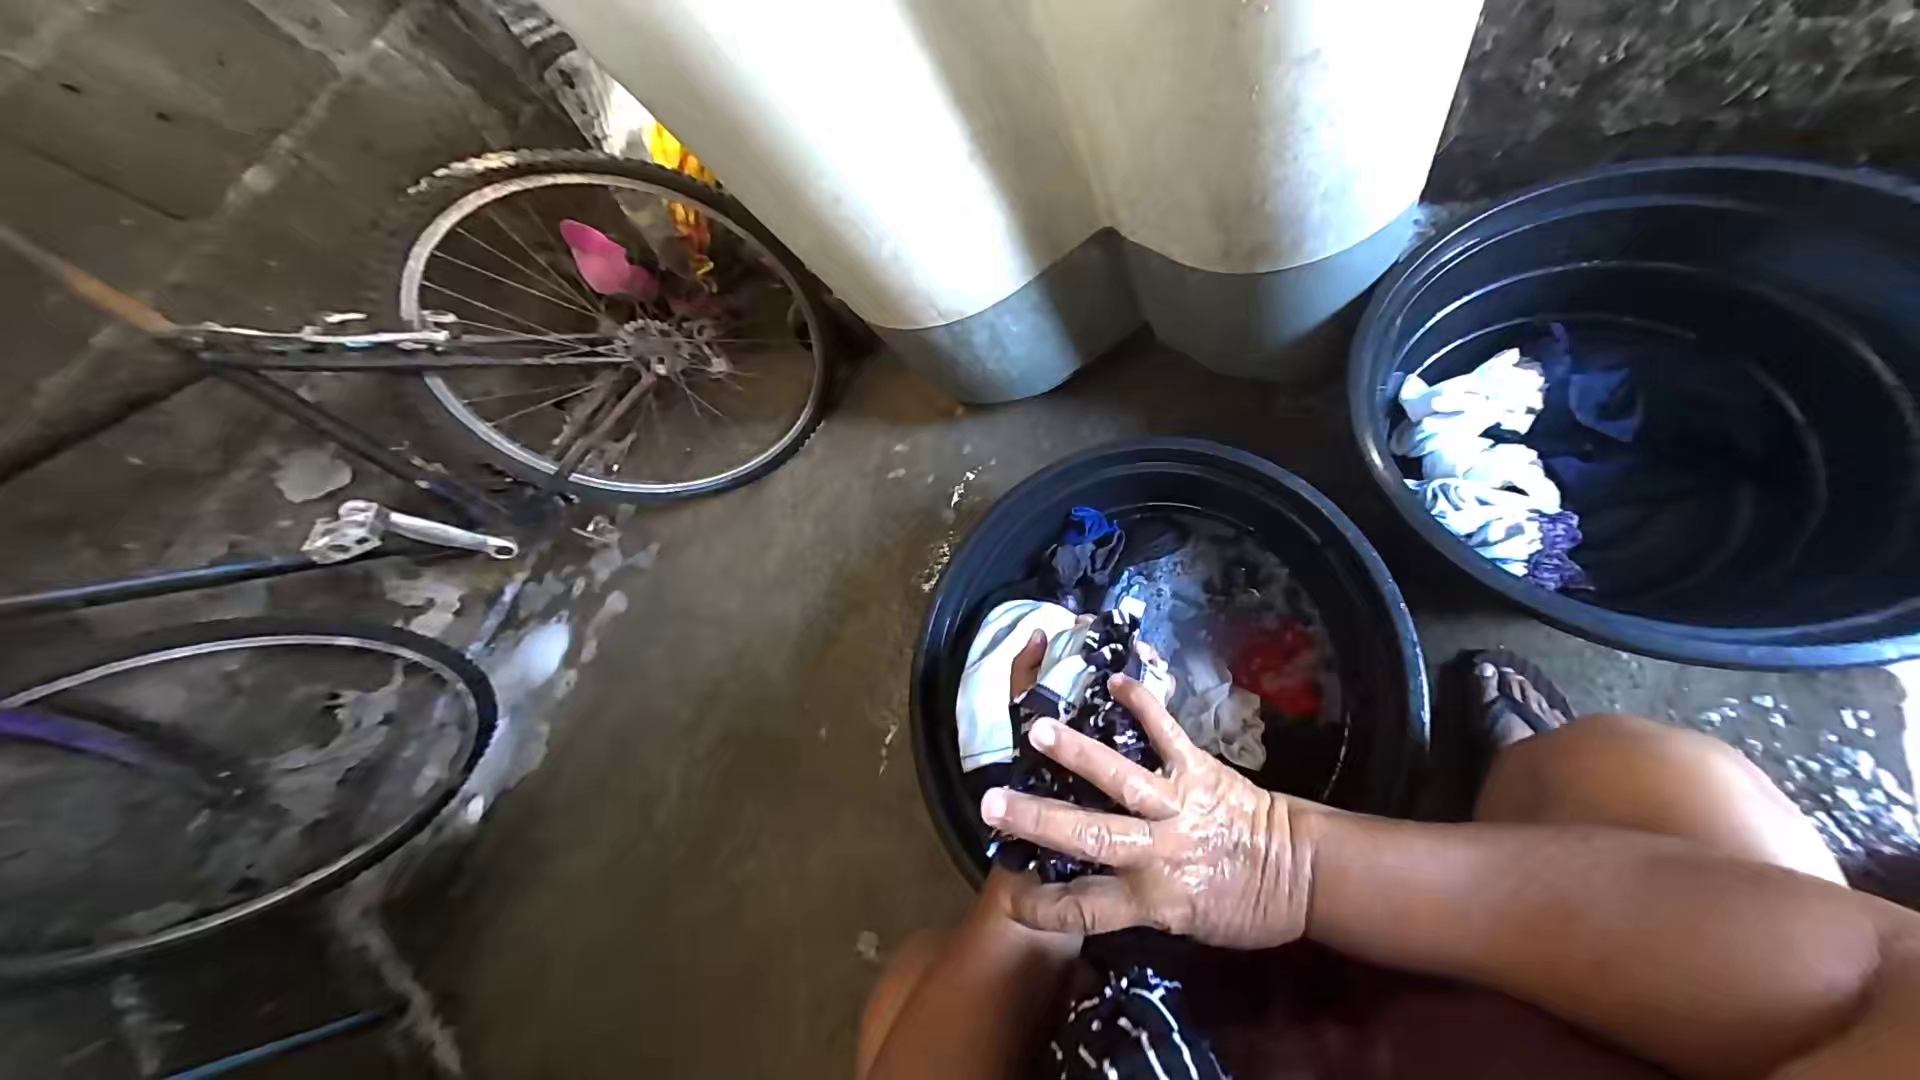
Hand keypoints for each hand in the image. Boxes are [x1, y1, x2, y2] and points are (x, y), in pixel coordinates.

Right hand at [980, 673, 1320, 948]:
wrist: (1301, 872)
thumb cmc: (1239, 905)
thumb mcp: (1185, 923)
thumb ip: (1134, 903)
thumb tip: (1081, 888)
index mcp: (1155, 898)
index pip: (1088, 908)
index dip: (1046, 907)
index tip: (1009, 898)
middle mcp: (1160, 849)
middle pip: (1090, 836)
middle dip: (1039, 820)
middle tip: (992, 803)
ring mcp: (1179, 803)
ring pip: (1120, 778)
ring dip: (1078, 753)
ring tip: (1038, 730)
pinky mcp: (1199, 770)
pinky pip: (1167, 734)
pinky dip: (1144, 705)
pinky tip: (1115, 680)